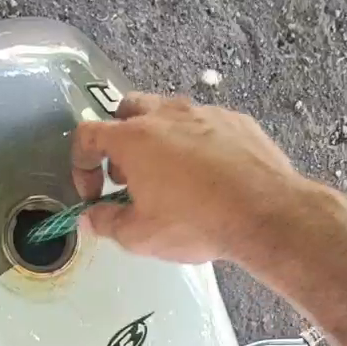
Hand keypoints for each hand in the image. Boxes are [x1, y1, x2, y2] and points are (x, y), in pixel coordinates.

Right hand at [70, 92, 318, 263]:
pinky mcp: (236, 120)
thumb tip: (91, 218)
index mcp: (133, 138)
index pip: (87, 135)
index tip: (93, 194)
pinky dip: (195, 144)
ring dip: (157, 140)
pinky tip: (207, 176)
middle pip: (127, 110)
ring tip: (168, 177)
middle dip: (119, 141)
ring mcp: (204, 113)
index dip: (81, 165)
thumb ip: (106, 222)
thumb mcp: (139, 235)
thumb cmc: (194, 222)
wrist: (265, 213)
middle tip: (128, 177)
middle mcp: (166, 115)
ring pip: (168, 113)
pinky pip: (204, 124)